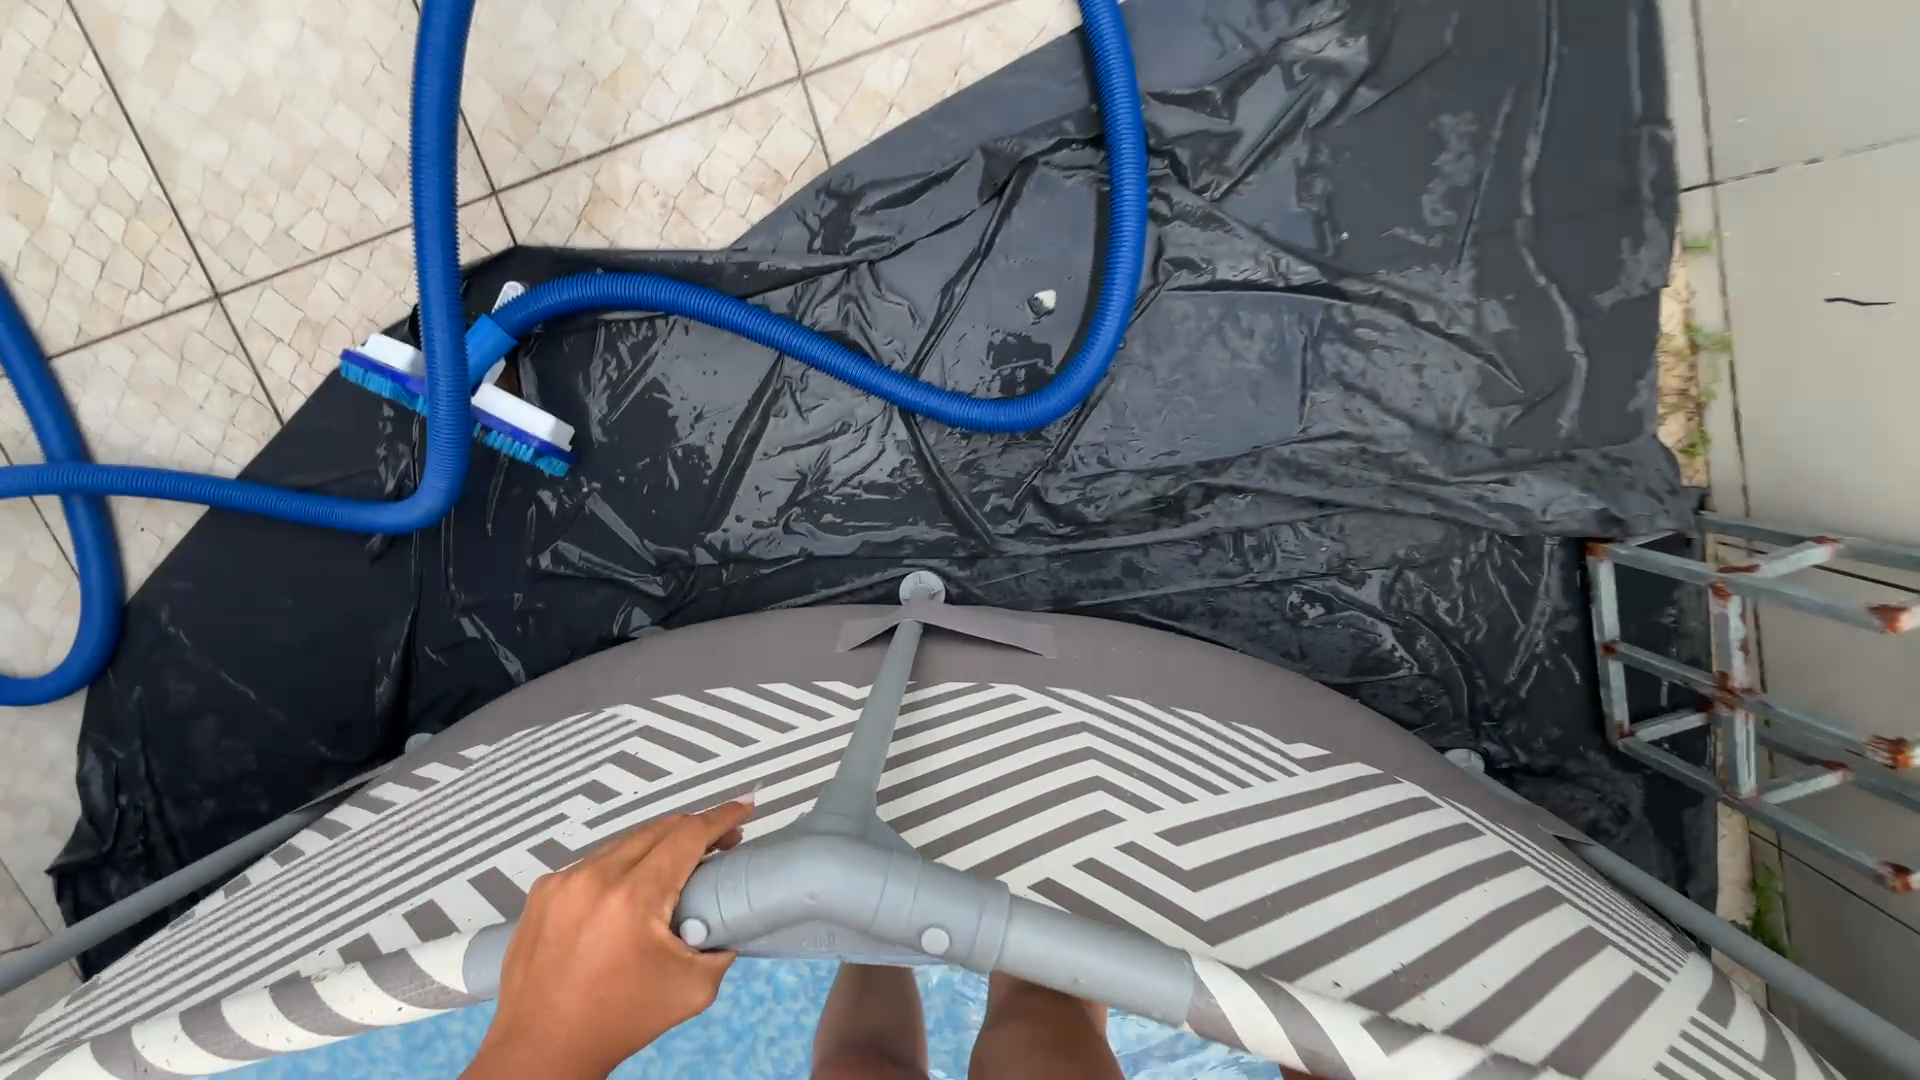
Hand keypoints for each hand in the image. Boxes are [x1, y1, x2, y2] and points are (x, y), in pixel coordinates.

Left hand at [461, 796, 754, 1079]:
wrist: (541, 1053)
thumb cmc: (620, 1022)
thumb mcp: (694, 988)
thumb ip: (721, 944)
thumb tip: (729, 913)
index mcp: (633, 899)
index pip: (689, 836)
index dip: (722, 818)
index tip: (745, 808)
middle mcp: (595, 878)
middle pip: (660, 829)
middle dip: (696, 829)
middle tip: (722, 844)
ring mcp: (563, 881)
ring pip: (627, 841)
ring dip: (660, 844)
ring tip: (679, 864)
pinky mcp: (543, 891)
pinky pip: (596, 861)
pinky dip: (623, 864)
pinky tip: (633, 886)